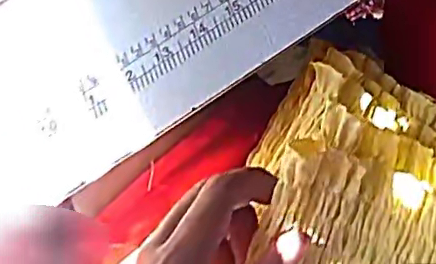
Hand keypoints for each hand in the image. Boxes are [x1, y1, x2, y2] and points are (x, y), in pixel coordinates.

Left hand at [136, 168, 296, 263]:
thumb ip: (265, 263)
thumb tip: (297, 237)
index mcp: (178, 254)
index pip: (221, 187)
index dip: (255, 181)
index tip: (277, 194)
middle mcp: (152, 248)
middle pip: (204, 191)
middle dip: (240, 201)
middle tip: (262, 229)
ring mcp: (138, 258)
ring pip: (186, 213)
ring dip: (219, 222)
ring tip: (237, 257)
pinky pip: (170, 235)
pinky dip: (197, 238)